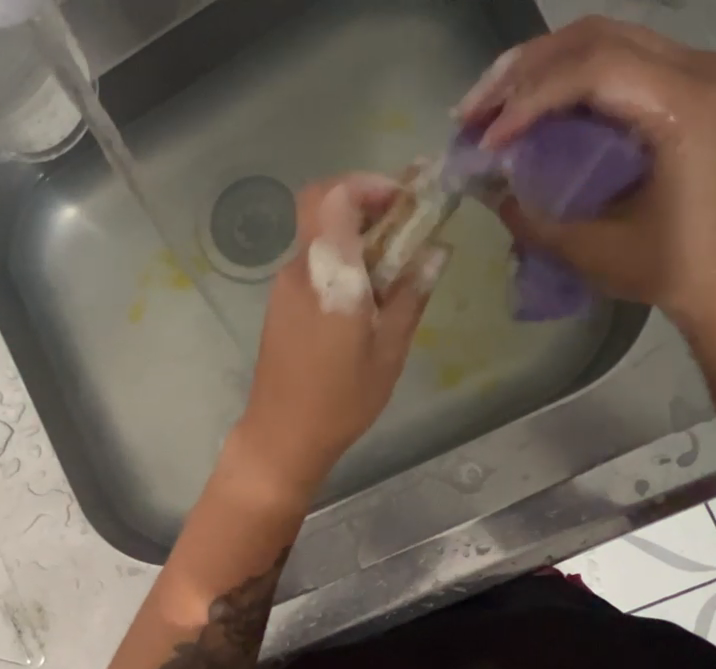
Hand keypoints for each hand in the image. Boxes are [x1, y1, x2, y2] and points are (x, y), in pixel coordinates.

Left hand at [234, 174, 447, 500]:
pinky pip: (312, 269)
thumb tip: (435, 251)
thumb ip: (412, 294)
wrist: (281, 437)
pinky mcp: (279, 309)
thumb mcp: (389, 350)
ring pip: (318, 240)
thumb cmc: (340, 400)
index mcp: (327, 274)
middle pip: (324, 211)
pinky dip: (340, 267)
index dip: (367, 185)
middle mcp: (298, 271)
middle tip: (405, 234)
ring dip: (355, 242)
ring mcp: (283, 290)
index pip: (332, 194)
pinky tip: (366, 301)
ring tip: (393, 274)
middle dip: (368, 209)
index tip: (403, 203)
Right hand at [456, 18, 715, 323]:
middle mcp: (698, 70)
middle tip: (470, 112)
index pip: (592, 71)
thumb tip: (486, 187)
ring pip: (601, 39)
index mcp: (684, 108)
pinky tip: (528, 104)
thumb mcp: (590, 248)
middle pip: (592, 39)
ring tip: (489, 106)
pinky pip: (616, 57)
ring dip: (536, 69)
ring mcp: (697, 69)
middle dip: (520, 73)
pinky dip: (563, 76)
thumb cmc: (667, 266)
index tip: (484, 141)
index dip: (527, 100)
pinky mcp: (686, 81)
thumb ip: (533, 215)